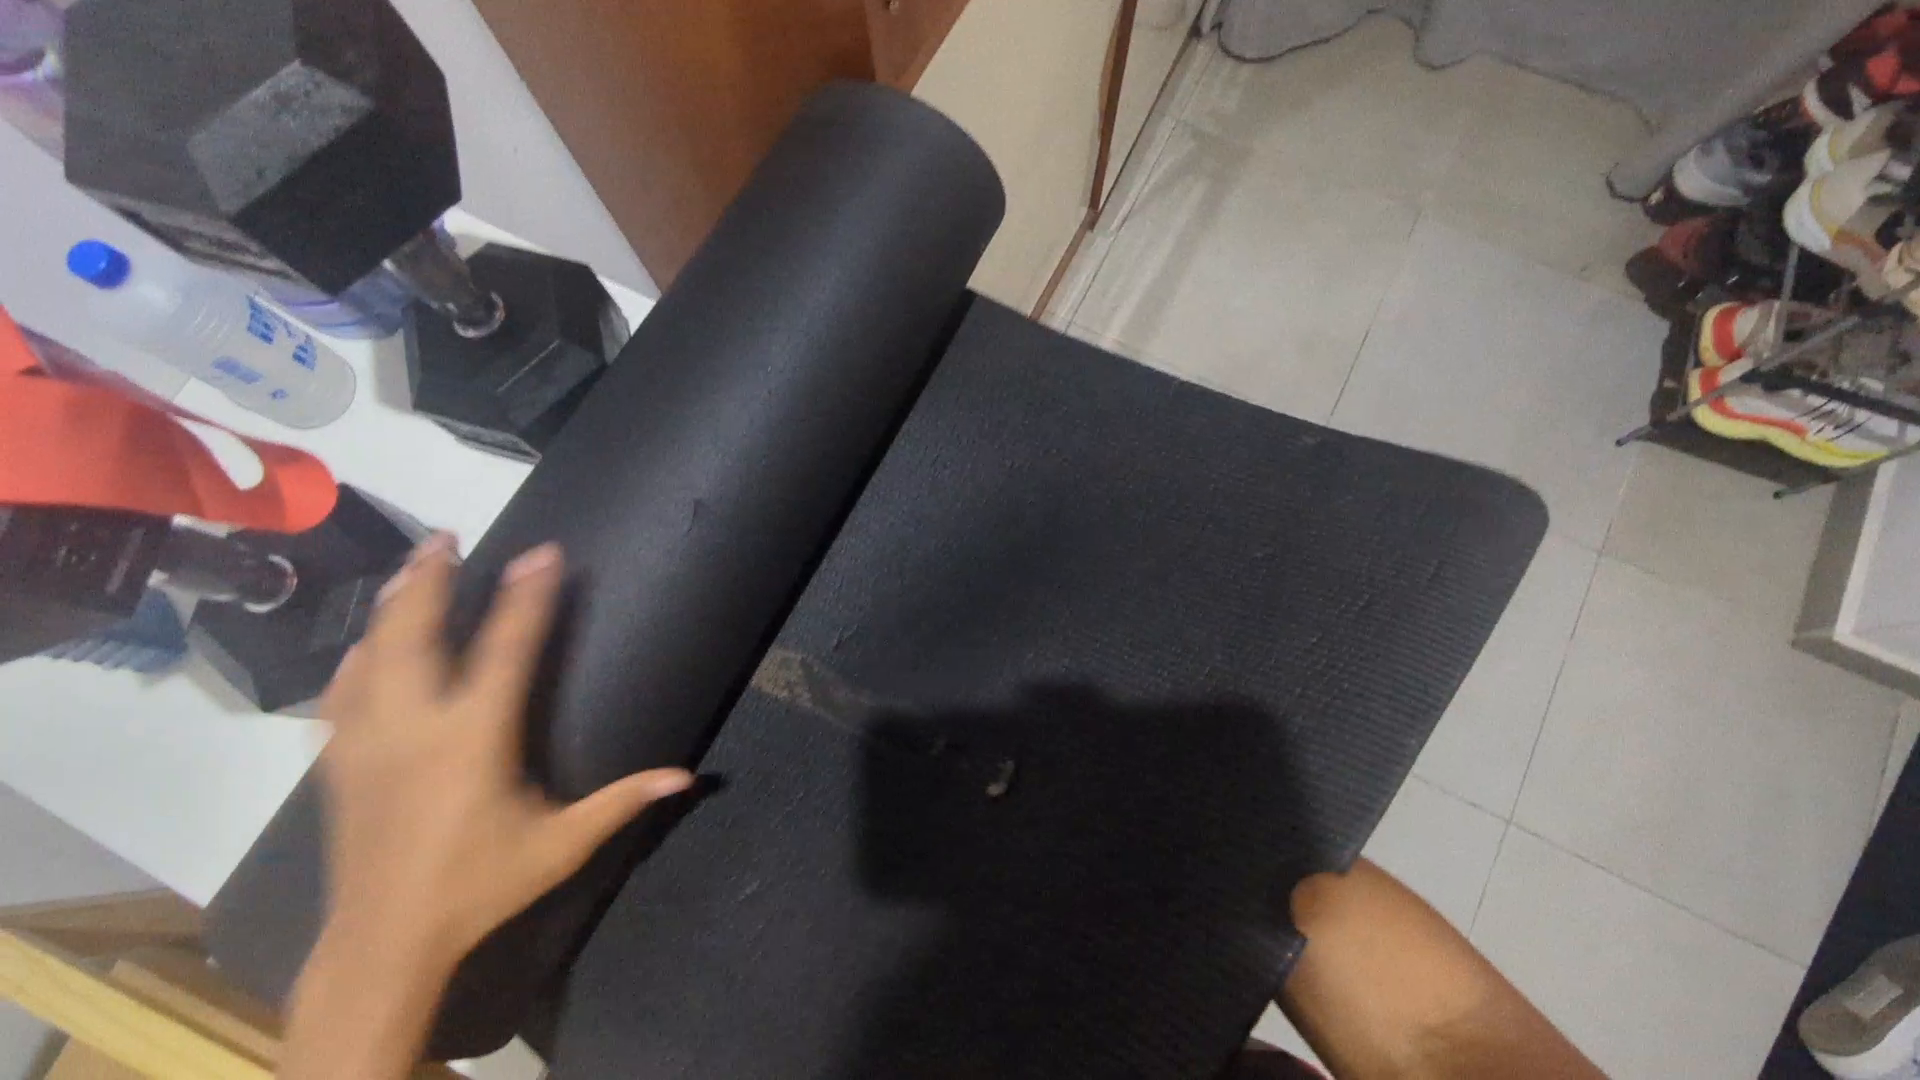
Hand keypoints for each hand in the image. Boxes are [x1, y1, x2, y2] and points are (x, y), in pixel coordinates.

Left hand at [315, 534, 693, 970]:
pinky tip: (363, 644)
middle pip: (416, 634)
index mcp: (476, 739)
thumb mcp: (562, 846)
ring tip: (408, 567)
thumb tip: (686, 776)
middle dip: (431, 579)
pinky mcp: (340, 763)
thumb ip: (621, 802)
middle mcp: (417, 727)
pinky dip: (354, 660)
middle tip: (446, 536)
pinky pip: (341, 695)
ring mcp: (369, 742)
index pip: (506, 650)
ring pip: (372, 655)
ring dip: (391, 605)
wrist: (385, 940)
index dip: (527, 597)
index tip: (541, 553)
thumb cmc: (482, 886)